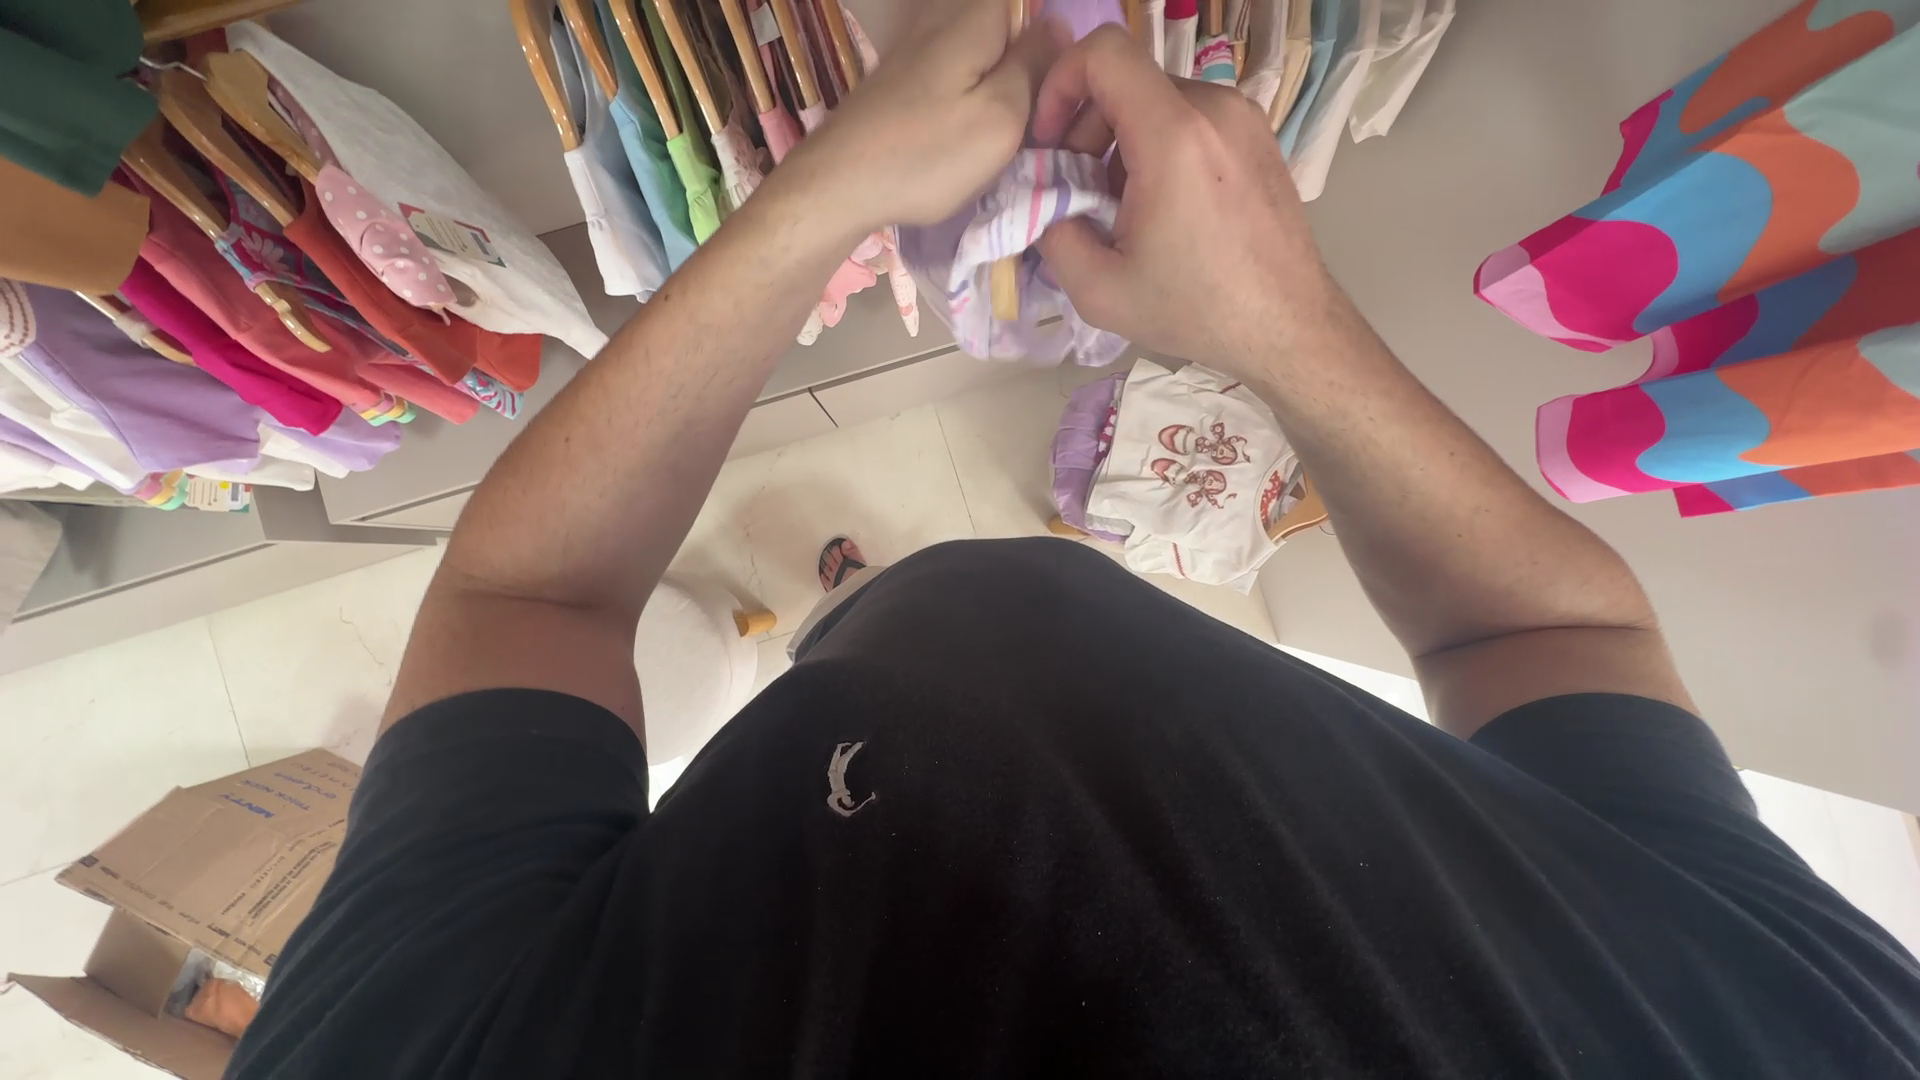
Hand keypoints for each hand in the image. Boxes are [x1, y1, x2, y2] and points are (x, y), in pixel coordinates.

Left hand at [788, 0, 1068, 232]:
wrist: (840, 182)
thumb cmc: (927, 155)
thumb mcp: (1001, 118)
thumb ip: (1034, 68)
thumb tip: (1057, 29)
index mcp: (978, 15)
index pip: (1032, 5)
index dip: (1049, 47)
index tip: (1047, 97)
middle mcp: (945, 14)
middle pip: (1006, 26)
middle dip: (1024, 69)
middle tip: (1028, 121)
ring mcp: (917, 43)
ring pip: (979, 50)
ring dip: (996, 85)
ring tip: (996, 133)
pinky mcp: (901, 74)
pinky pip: (952, 70)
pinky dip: (966, 95)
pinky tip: (961, 131)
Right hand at [1032, 26, 1337, 373]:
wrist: (1285, 324)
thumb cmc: (1194, 310)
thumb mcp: (1099, 291)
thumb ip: (1052, 235)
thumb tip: (1042, 202)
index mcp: (1173, 136)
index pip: (1104, 53)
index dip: (1061, 85)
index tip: (1050, 143)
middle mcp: (1213, 108)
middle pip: (1127, 81)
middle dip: (1085, 130)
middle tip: (1077, 192)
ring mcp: (1242, 118)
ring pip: (1157, 103)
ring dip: (1120, 145)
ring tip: (1118, 210)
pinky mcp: (1257, 136)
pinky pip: (1190, 121)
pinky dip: (1158, 150)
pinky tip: (1159, 209)